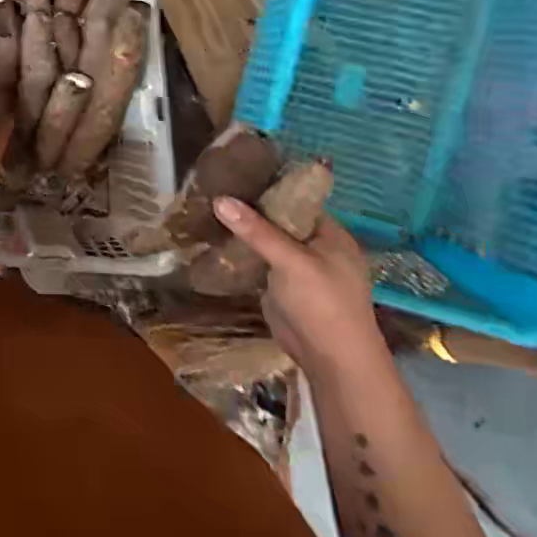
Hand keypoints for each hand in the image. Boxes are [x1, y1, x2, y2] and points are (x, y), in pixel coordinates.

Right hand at [212, 198, 387, 378]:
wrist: (332, 360)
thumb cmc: (324, 304)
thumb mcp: (292, 262)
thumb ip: (256, 230)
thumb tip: (219, 199)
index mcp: (330, 235)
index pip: (296, 200)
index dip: (267, 187)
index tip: (233, 176)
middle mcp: (314, 246)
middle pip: (277, 218)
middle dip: (247, 207)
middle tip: (212, 189)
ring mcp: (296, 266)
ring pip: (264, 238)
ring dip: (240, 228)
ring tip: (205, 207)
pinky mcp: (279, 283)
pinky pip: (256, 258)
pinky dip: (238, 249)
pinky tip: (212, 237)